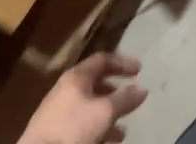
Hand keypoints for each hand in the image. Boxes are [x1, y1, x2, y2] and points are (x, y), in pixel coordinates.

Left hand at [19, 53, 147, 143]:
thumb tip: (142, 89)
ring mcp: (57, 110)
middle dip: (114, 92)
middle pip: (94, 83)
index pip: (102, 59)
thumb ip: (124, 99)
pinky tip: (106, 140)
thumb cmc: (73, 128)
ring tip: (121, 131)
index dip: (122, 62)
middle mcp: (65, 89)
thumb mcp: (104, 112)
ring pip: (88, 107)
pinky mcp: (52, 131)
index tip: (139, 70)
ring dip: (107, 115)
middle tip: (129, 99)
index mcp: (76, 76)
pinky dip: (95, 128)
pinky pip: (79, 123)